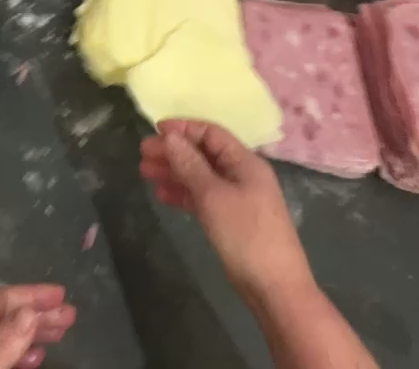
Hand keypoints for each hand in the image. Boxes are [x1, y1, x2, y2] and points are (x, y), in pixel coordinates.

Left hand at [0, 284, 76, 368]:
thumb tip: (30, 312)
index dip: (31, 296)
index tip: (62, 294)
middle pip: (3, 317)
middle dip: (36, 314)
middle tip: (70, 316)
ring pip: (2, 338)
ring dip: (31, 334)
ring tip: (59, 334)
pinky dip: (17, 356)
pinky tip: (33, 359)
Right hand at [139, 119, 312, 300]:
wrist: (275, 290)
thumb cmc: (246, 235)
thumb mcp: (213, 196)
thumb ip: (190, 164)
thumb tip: (170, 136)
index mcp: (245, 163)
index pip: (211, 133)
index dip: (183, 128)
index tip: (155, 130)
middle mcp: (242, 176)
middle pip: (204, 154)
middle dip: (173, 151)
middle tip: (143, 154)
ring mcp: (238, 199)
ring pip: (201, 176)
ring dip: (174, 172)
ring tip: (145, 172)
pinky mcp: (232, 220)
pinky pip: (204, 197)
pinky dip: (184, 193)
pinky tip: (162, 195)